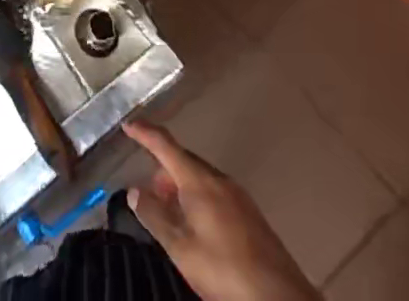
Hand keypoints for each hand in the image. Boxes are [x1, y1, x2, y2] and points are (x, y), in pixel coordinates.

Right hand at [125, 120, 320, 300]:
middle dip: (162, 168)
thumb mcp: (181, 248)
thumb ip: (155, 217)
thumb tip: (134, 191)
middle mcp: (220, 180)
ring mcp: (238, 195)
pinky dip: (197, 196)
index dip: (145, 133)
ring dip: (179, 185)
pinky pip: (215, 191)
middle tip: (147, 192)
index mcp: (200, 182)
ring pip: (200, 177)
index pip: (166, 146)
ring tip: (168, 212)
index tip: (128, 123)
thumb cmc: (225, 271)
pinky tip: (195, 224)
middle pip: (185, 160)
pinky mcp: (249, 213)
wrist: (280, 298)